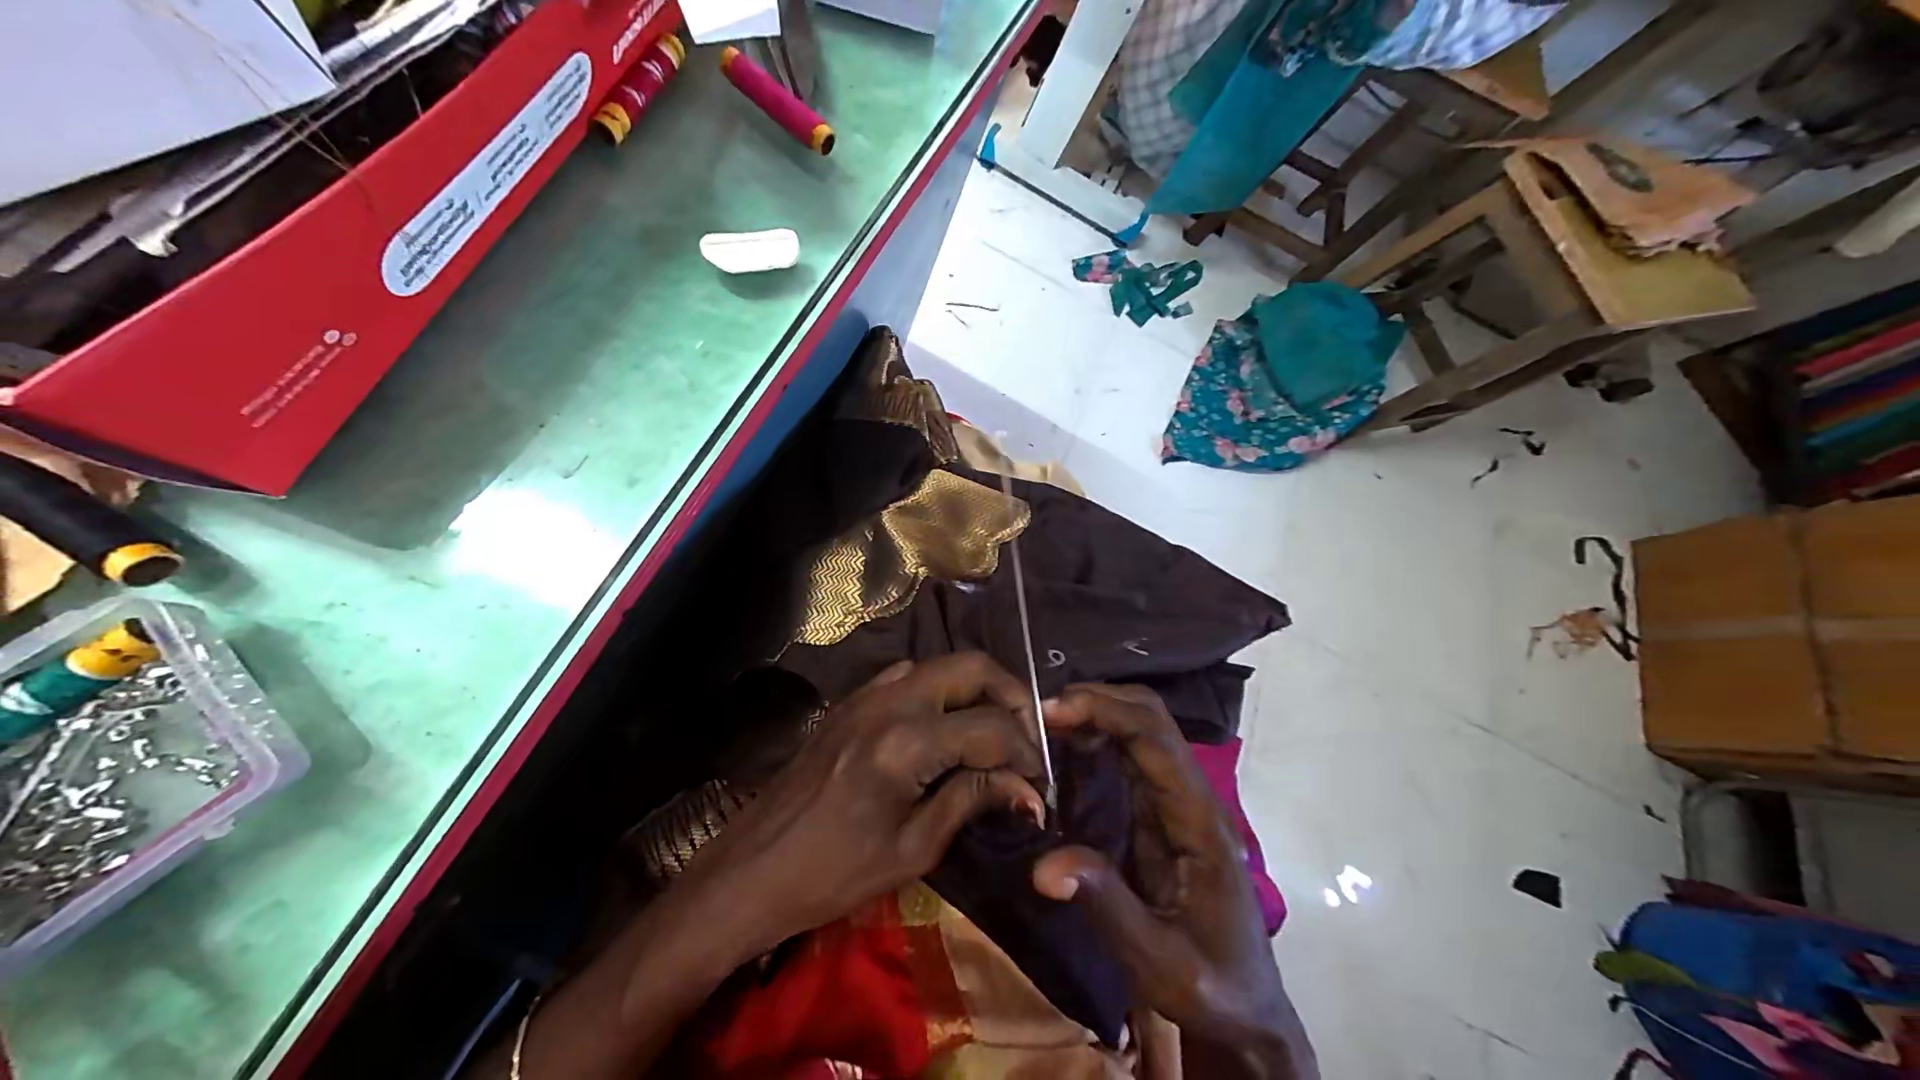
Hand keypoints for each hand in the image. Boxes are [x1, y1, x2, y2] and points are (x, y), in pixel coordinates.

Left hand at [675, 651, 1045, 955]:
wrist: (754, 868)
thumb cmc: (835, 873)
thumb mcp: (914, 847)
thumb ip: (973, 800)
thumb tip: (1028, 789)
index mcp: (906, 743)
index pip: (991, 726)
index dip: (1025, 752)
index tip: (1038, 782)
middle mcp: (889, 701)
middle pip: (972, 667)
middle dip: (1011, 697)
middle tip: (1026, 741)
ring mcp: (866, 694)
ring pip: (941, 664)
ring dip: (976, 690)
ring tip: (993, 735)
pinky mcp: (851, 701)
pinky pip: (909, 676)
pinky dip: (941, 690)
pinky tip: (945, 728)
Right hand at [1032, 684, 1311, 1079]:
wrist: (1248, 1012)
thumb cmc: (1212, 989)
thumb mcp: (1161, 964)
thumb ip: (1107, 908)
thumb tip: (1042, 866)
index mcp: (1201, 822)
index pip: (1157, 740)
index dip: (1105, 712)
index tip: (1051, 710)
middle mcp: (1192, 799)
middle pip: (1152, 720)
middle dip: (1097, 701)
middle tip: (1038, 712)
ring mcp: (1177, 804)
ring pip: (1140, 731)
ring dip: (1094, 715)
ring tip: (1040, 723)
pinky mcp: (1160, 814)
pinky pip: (1128, 760)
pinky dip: (1094, 741)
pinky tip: (1060, 750)